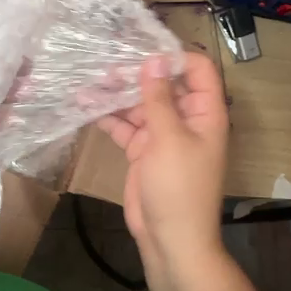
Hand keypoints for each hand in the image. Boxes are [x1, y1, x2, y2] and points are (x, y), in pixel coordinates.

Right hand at [95, 52, 228, 265]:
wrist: (171, 240)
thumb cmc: (179, 188)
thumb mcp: (169, 139)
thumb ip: (158, 98)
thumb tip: (153, 59)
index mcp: (205, 113)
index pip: (197, 70)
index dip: (173, 57)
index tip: (141, 49)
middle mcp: (186, 119)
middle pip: (163, 84)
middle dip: (135, 73)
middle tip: (104, 63)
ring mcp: (163, 135)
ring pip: (140, 104)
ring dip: (116, 93)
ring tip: (88, 80)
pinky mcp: (142, 151)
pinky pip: (125, 126)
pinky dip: (107, 116)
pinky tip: (85, 104)